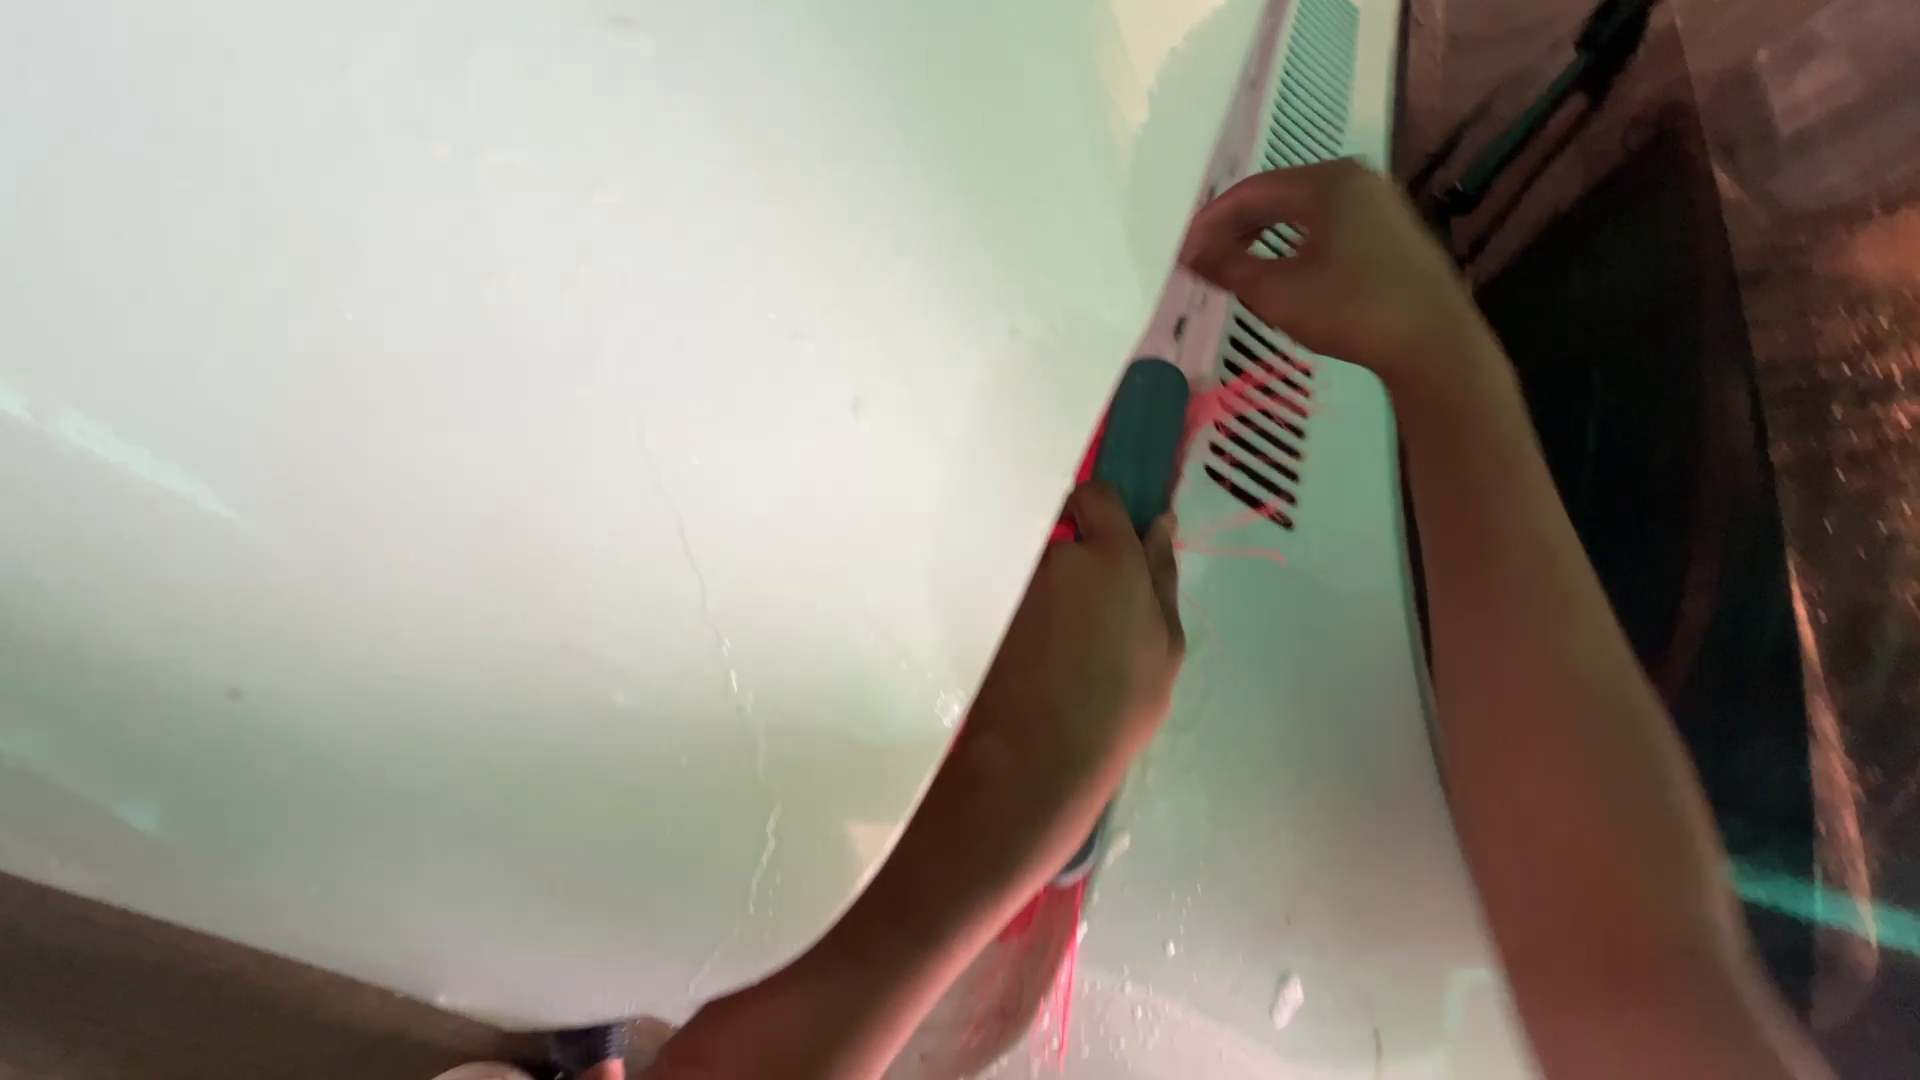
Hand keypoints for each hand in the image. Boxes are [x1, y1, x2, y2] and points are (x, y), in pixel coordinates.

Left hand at [964, 480, 1184, 807]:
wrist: (1042, 750)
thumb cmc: (1121, 702)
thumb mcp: (1165, 642)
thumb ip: (1161, 573)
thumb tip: (1161, 521)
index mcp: (1111, 557)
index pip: (1095, 495)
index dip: (1100, 511)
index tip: (1106, 541)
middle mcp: (1057, 555)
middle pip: (1060, 529)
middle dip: (1072, 552)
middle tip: (1086, 603)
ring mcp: (1016, 579)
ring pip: (1036, 562)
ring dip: (1047, 582)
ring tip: (1059, 636)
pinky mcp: (986, 604)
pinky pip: (1011, 587)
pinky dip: (1023, 604)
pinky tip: (1036, 646)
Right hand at [1179, 158, 1498, 393]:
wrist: (1430, 340)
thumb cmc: (1348, 308)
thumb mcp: (1275, 291)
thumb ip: (1227, 267)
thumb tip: (1191, 256)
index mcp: (1326, 182)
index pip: (1250, 191)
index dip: (1210, 222)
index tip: (1183, 252)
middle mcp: (1354, 180)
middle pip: (1277, 196)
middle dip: (1234, 228)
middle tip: (1203, 260)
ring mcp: (1378, 203)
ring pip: (1302, 211)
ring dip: (1262, 236)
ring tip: (1234, 266)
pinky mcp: (1389, 230)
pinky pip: (1326, 225)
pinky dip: (1293, 242)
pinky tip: (1281, 270)